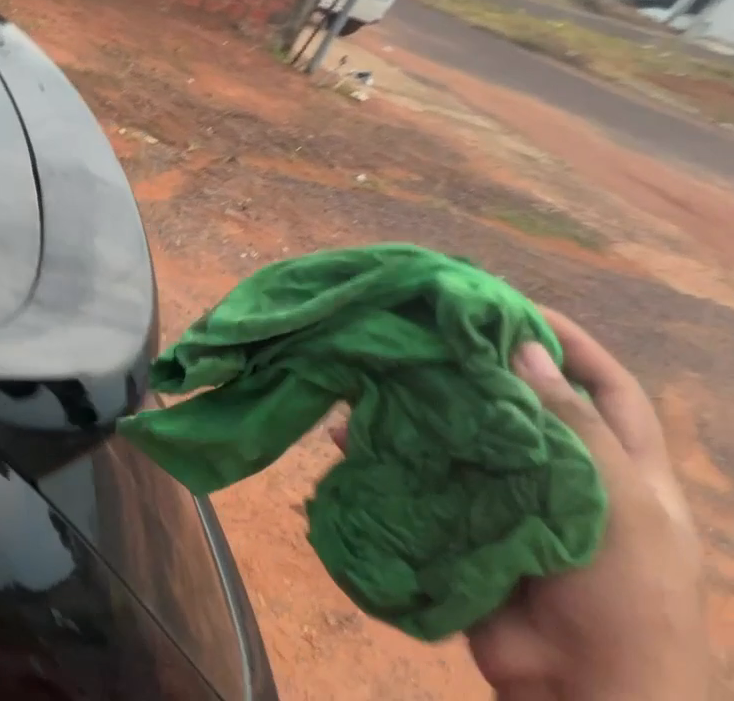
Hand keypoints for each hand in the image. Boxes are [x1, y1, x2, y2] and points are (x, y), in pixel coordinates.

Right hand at [336, 308, 706, 698]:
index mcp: (619, 467)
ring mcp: (502, 495)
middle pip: (515, 401)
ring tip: (367, 372)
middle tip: (419, 329)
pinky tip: (344, 432)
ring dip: (412, 405)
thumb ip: (569, 425)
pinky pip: (412, 474)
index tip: (509, 303)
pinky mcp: (455, 519)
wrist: (583, 681)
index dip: (566, 341)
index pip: (602, 386)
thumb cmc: (623, 589)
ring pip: (453, 434)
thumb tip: (522, 349)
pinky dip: (377, 452)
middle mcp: (558, 471)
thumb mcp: (616, 502)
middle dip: (470, 365)